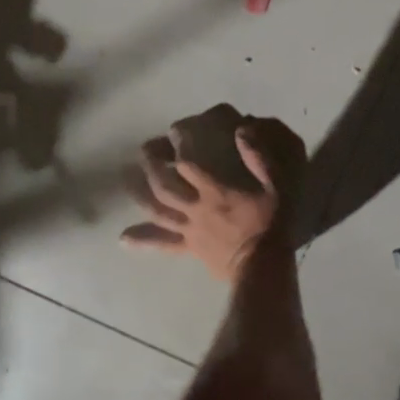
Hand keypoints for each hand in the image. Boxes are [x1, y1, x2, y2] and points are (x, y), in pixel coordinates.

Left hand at [121, 107, 305, 282]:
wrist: (265, 268)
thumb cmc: (272, 224)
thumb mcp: (276, 185)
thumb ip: (259, 158)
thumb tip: (242, 130)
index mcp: (215, 191)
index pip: (189, 162)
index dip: (179, 144)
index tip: (174, 131)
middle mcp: (195, 208)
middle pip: (164, 185)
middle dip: (151, 164)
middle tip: (145, 148)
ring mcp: (189, 230)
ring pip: (157, 210)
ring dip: (139, 193)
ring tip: (125, 178)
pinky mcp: (189, 249)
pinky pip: (163, 244)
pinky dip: (143, 240)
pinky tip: (123, 237)